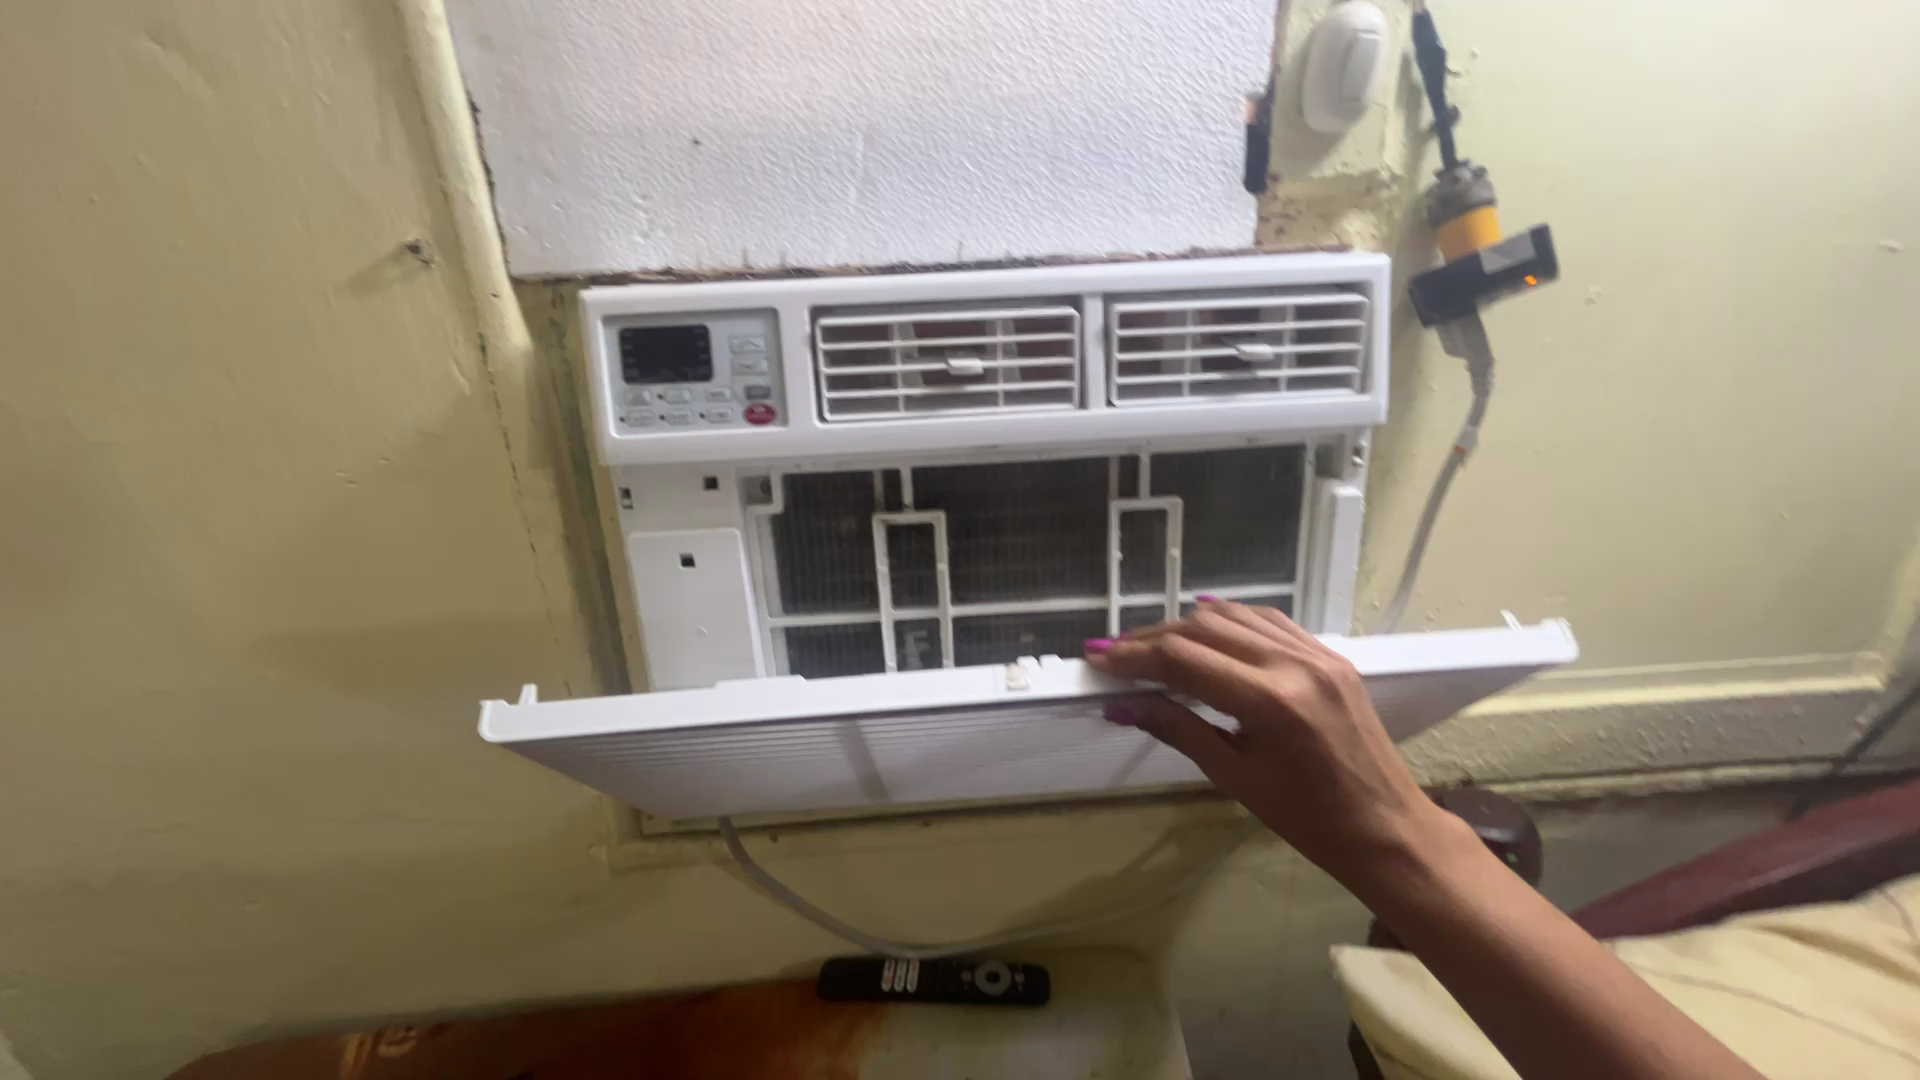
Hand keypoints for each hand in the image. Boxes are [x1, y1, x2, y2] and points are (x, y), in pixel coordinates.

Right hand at [1085, 600, 1459, 885]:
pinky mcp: (1329, 653)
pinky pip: (1266, 620)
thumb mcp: (1234, 777)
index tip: (1098, 661)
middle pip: (1202, 629)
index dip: (1133, 657)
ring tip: (1150, 645)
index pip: (1182, 660)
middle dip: (1151, 639)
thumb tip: (1120, 705)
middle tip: (1115, 655)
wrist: (1388, 829)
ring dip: (1184, 625)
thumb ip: (1176, 729)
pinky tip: (1203, 626)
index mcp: (1270, 701)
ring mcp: (1316, 653)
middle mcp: (1293, 663)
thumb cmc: (1308, 819)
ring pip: (1232, 615)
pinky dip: (1227, 620)